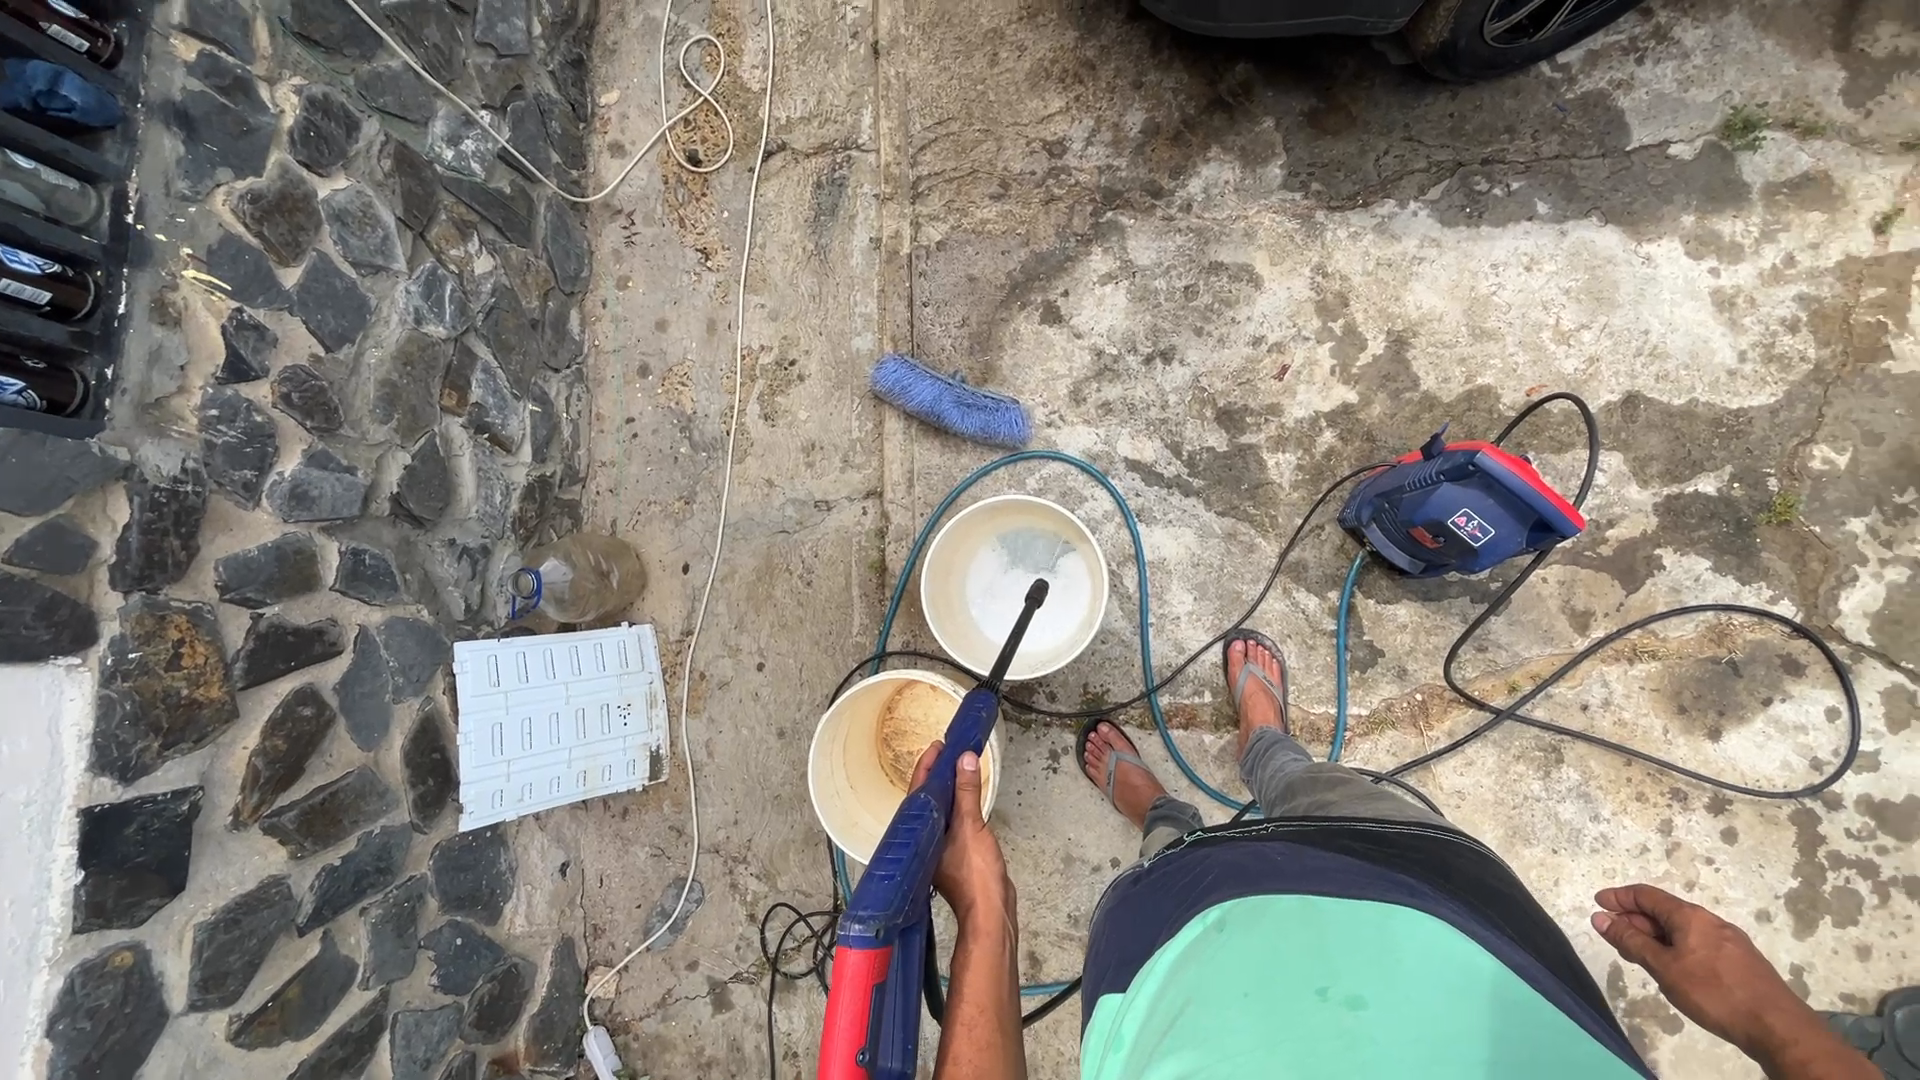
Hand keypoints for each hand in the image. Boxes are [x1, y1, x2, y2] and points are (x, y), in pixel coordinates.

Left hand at [912, 741, 1014, 928]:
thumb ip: (967, 792)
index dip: (928, 764)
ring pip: (940, 809)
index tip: (939, 745)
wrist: (991, 912)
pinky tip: (967, 799)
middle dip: (936, 773)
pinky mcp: (954, 854)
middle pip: (926, 797)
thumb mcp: (972, 826)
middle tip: (948, 751)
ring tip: (958, 767)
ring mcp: (939, 847)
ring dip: (947, 788)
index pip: (919, 788)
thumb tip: (964, 759)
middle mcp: (925, 837)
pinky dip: (958, 804)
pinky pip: (952, 820)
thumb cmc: (976, 876)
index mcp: (921, 830)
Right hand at [1590, 884, 1813, 1058]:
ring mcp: (1731, 943)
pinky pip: (1699, 944)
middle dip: (1635, 920)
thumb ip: (1630, 940)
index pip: (1645, 895)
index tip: (1598, 905)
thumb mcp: (1663, 966)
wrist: (1783, 1031)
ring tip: (1641, 956)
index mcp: (1691, 917)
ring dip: (1656, 937)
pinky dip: (1677, 948)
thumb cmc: (1715, 993)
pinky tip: (1675, 969)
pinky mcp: (1743, 963)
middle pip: (1664, 911)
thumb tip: (1600, 918)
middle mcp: (1711, 922)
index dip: (1618, 897)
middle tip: (1616, 937)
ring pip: (1683, 930)